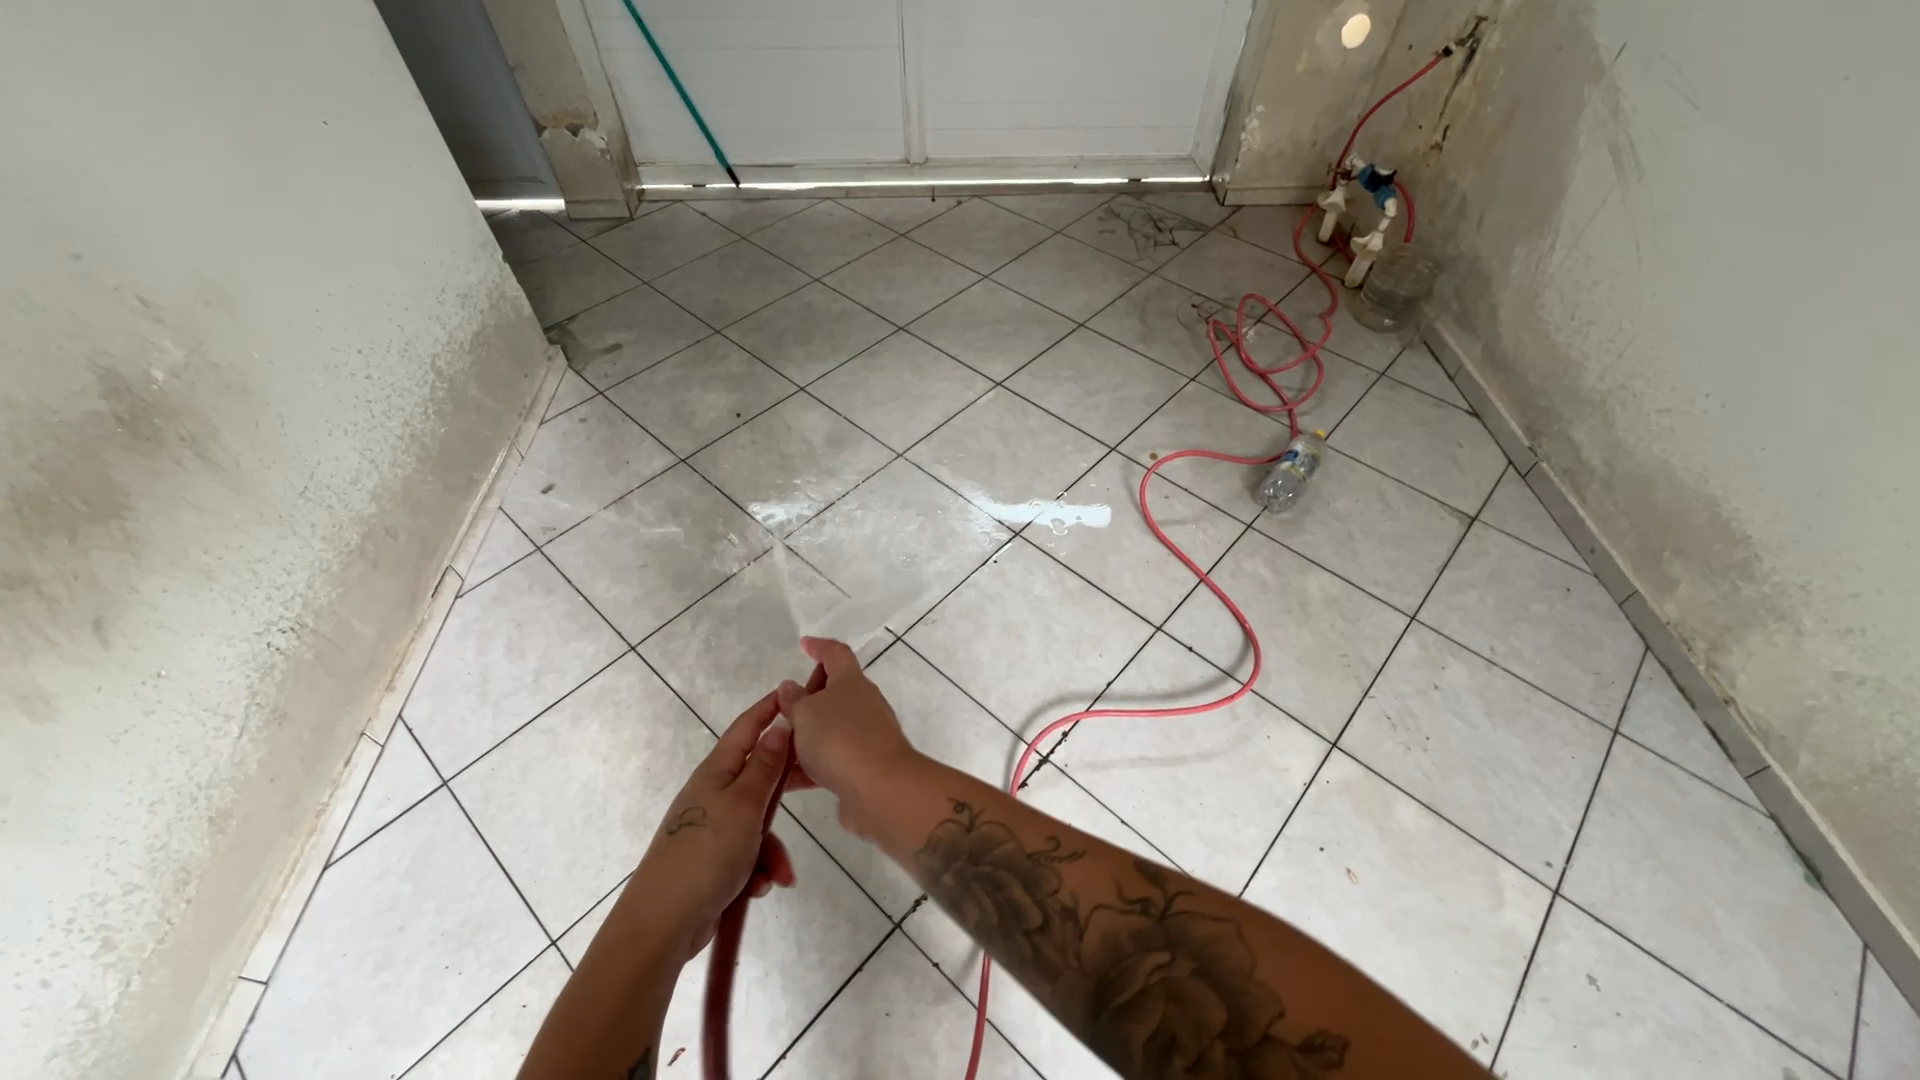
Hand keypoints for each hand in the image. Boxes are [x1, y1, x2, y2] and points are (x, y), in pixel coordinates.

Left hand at [632, 690, 798, 962]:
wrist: (664, 923)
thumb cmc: (706, 853)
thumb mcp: (744, 805)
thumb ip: (765, 766)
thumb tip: (780, 724)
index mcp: (717, 772)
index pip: (747, 728)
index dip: (770, 709)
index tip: (795, 692)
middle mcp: (714, 794)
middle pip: (759, 775)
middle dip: (786, 787)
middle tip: (818, 781)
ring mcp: (713, 828)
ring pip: (760, 823)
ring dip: (774, 848)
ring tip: (779, 875)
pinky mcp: (715, 861)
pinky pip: (750, 854)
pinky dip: (760, 869)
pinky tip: (762, 887)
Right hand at [774, 637, 919, 837]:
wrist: (880, 789)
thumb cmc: (839, 738)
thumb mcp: (806, 714)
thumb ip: (794, 701)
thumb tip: (789, 687)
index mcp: (851, 682)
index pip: (836, 654)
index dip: (820, 647)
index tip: (805, 644)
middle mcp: (863, 704)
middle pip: (834, 692)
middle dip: (808, 697)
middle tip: (782, 709)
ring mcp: (867, 736)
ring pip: (830, 729)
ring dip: (805, 735)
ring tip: (775, 747)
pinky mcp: (864, 767)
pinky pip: (831, 761)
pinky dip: (808, 766)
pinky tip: (784, 780)